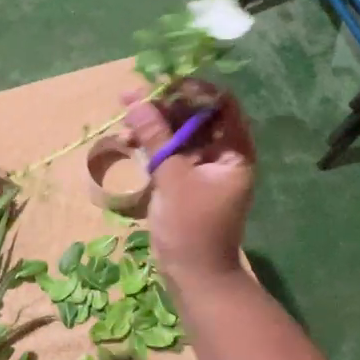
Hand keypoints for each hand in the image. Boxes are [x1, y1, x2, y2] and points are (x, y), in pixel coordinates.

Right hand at [123, 81, 254, 280]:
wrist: (196, 277)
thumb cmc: (192, 228)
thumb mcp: (172, 178)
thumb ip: (156, 136)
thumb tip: (135, 98)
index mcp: (235, 150)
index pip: (220, 103)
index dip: (193, 88)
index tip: (161, 83)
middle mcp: (223, 153)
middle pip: (196, 115)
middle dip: (164, 105)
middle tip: (132, 98)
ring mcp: (204, 167)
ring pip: (179, 132)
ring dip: (153, 125)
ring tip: (124, 124)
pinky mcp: (187, 180)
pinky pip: (170, 151)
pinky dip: (151, 145)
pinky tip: (127, 142)